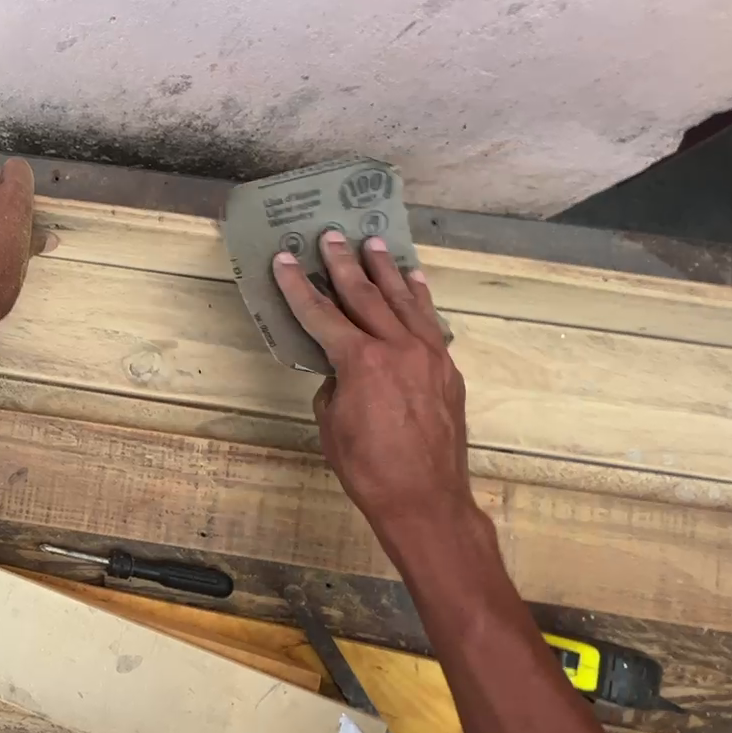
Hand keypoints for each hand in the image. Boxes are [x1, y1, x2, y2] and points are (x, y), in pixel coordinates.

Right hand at [271, 232, 478, 547]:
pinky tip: (414, 280)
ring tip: (373, 244)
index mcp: (361, 361)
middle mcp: (398, 348)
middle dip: (343, 264)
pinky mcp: (446, 368)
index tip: (285, 259)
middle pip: (364, 295)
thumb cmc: (365, 466)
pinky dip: (419, 298)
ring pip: (403, 301)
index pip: (321, 314)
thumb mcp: (331, 421)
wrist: (424, 497)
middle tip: (330, 236)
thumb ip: (334, 383)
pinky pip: (429, 322)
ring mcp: (428, 355)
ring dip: (385, 270)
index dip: (299, 286)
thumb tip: (342, 368)